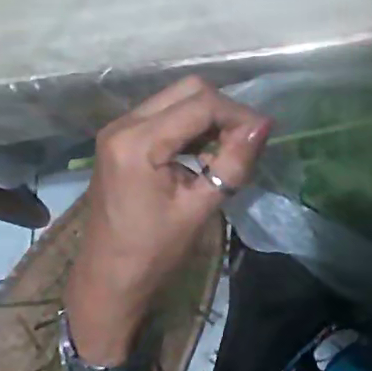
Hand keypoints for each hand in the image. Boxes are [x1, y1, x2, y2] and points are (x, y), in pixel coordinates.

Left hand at [66, 77, 269, 363]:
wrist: (107, 280)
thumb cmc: (153, 252)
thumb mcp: (200, 208)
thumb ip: (233, 163)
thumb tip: (264, 126)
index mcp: (138, 142)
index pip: (201, 104)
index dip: (238, 115)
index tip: (262, 138)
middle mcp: (124, 124)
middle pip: (189, 90)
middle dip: (224, 110)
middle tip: (245, 142)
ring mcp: (119, 128)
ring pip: (177, 98)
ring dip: (209, 116)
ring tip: (228, 150)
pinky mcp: (121, 137)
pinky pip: (165, 113)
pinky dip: (191, 124)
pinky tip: (205, 153)